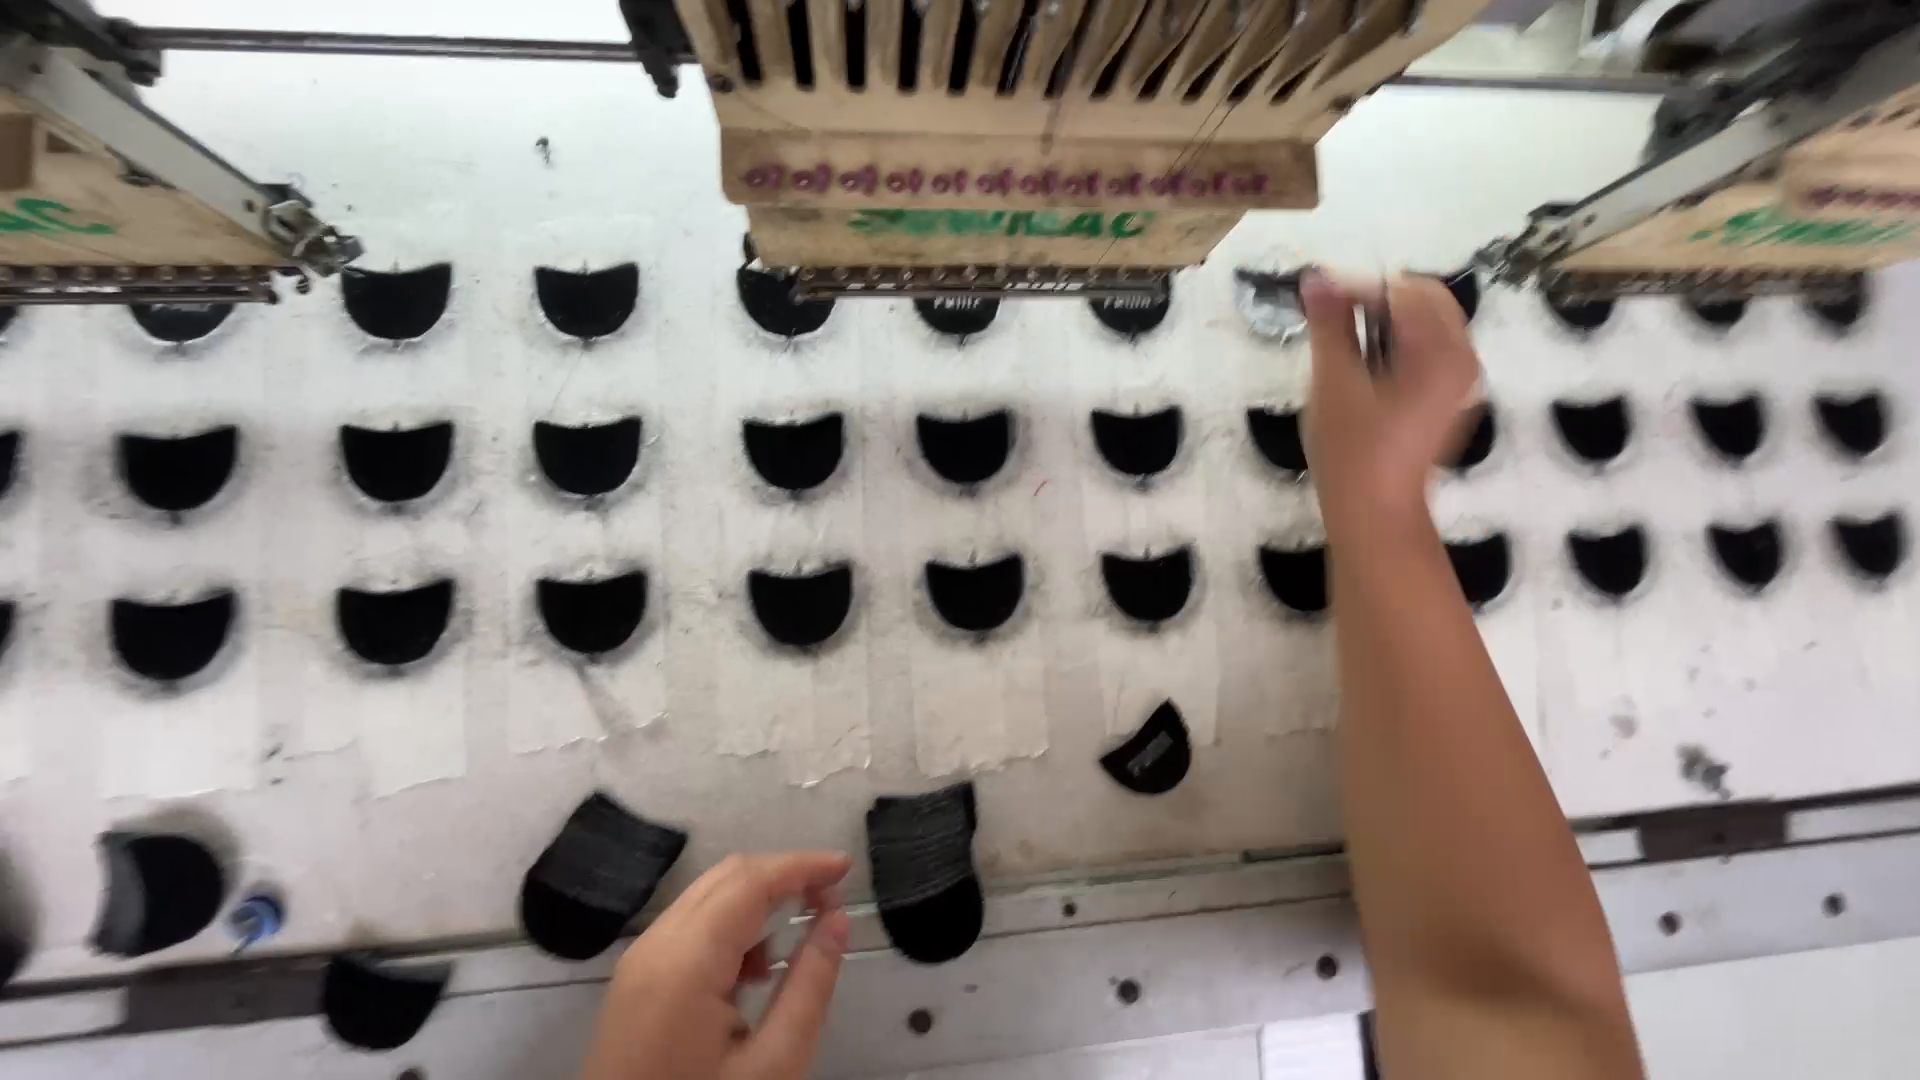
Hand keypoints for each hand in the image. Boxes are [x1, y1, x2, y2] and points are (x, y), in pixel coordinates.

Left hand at [579, 851, 853, 1079]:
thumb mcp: (772, 1067)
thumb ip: (809, 986)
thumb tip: (836, 920)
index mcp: (686, 962)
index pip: (751, 881)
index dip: (802, 864)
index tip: (846, 869)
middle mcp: (655, 945)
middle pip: (727, 877)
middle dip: (784, 876)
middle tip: (830, 899)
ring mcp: (638, 962)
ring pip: (708, 896)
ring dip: (758, 900)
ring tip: (796, 941)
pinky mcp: (634, 982)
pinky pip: (690, 926)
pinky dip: (731, 926)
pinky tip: (753, 973)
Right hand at [1302, 272, 1481, 529]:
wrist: (1374, 512)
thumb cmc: (1351, 450)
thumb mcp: (1334, 382)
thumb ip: (1329, 326)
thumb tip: (1316, 280)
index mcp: (1444, 352)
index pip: (1403, 291)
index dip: (1356, 286)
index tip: (1314, 293)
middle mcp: (1464, 358)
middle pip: (1423, 301)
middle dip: (1374, 298)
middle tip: (1327, 311)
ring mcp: (1460, 380)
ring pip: (1425, 324)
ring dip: (1383, 319)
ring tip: (1339, 336)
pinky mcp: (1447, 398)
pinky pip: (1426, 350)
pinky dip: (1395, 343)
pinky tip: (1361, 363)